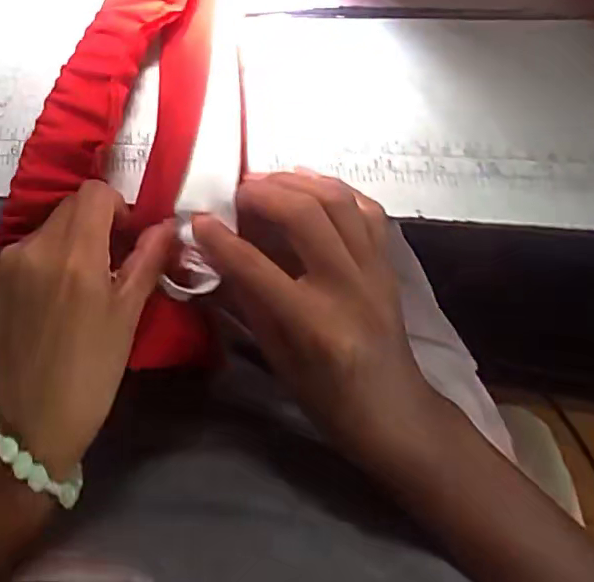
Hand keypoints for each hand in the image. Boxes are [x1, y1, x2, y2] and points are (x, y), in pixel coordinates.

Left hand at [0, 181, 173, 479]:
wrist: (22, 427)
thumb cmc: (89, 375)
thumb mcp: (127, 318)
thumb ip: (146, 261)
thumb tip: (166, 223)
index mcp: (74, 254)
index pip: (95, 192)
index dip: (117, 206)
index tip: (125, 237)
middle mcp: (35, 246)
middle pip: (70, 207)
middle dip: (93, 223)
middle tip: (107, 262)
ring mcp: (5, 259)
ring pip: (47, 227)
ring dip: (67, 242)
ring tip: (74, 287)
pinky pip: (24, 249)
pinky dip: (42, 260)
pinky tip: (46, 299)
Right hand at [193, 171, 452, 472]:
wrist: (395, 413)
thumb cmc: (326, 396)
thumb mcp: (274, 354)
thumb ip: (243, 297)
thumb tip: (210, 252)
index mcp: (314, 325)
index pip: (256, 268)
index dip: (221, 239)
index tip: (198, 219)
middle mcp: (348, 289)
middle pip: (304, 216)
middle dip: (263, 194)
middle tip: (237, 192)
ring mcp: (374, 271)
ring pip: (337, 201)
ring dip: (296, 181)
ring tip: (267, 180)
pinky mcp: (388, 262)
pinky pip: (366, 208)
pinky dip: (335, 189)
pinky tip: (309, 185)